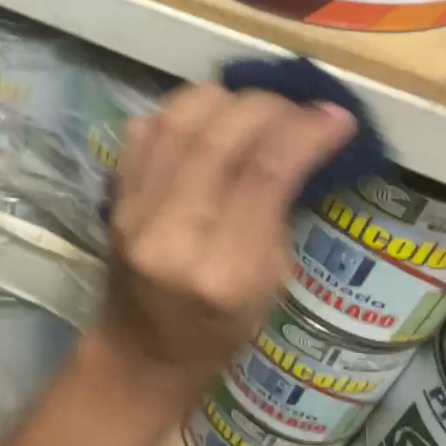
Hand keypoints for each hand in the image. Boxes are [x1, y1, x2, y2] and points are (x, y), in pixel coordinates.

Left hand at [93, 84, 355, 402]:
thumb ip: (278, 212)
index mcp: (223, 272)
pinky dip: (180, 109)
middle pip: (217, 140)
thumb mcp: (272, 286)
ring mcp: (131, 209)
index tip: (334, 114)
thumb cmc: (219, 327)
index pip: (264, 177)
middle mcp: (170, 234)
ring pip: (176, 122)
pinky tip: (208, 115)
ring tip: (254, 103)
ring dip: (223, 98)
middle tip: (296, 104)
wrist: (140, 346)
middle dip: (266, 108)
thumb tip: (299, 138)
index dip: (303, 134)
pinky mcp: (111, 193)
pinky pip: (145, 128)